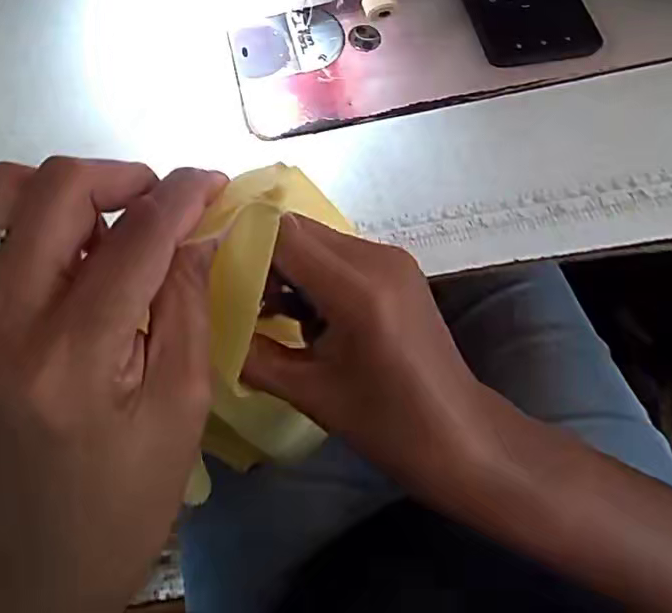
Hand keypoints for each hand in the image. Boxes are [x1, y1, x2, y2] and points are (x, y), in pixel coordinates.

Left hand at [0, 158, 227, 612]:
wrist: (40, 560)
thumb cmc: (128, 494)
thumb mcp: (184, 401)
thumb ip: (188, 297)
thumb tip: (198, 222)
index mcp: (71, 357)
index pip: (134, 236)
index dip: (181, 195)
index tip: (212, 182)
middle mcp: (5, 322)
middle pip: (58, 187)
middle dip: (124, 176)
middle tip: (163, 205)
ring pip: (13, 189)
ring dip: (77, 191)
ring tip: (116, 229)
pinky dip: (48, 217)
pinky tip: (83, 258)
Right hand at [241, 214, 510, 500]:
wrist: (464, 440)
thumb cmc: (390, 426)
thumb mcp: (311, 394)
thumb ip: (254, 354)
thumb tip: (207, 326)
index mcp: (358, 288)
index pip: (284, 235)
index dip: (243, 245)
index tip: (215, 274)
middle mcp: (377, 257)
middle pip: (299, 230)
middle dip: (262, 258)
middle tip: (240, 300)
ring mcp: (390, 258)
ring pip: (316, 239)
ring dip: (287, 267)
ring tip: (269, 313)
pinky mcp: (395, 267)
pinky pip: (337, 253)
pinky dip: (312, 274)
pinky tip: (303, 315)